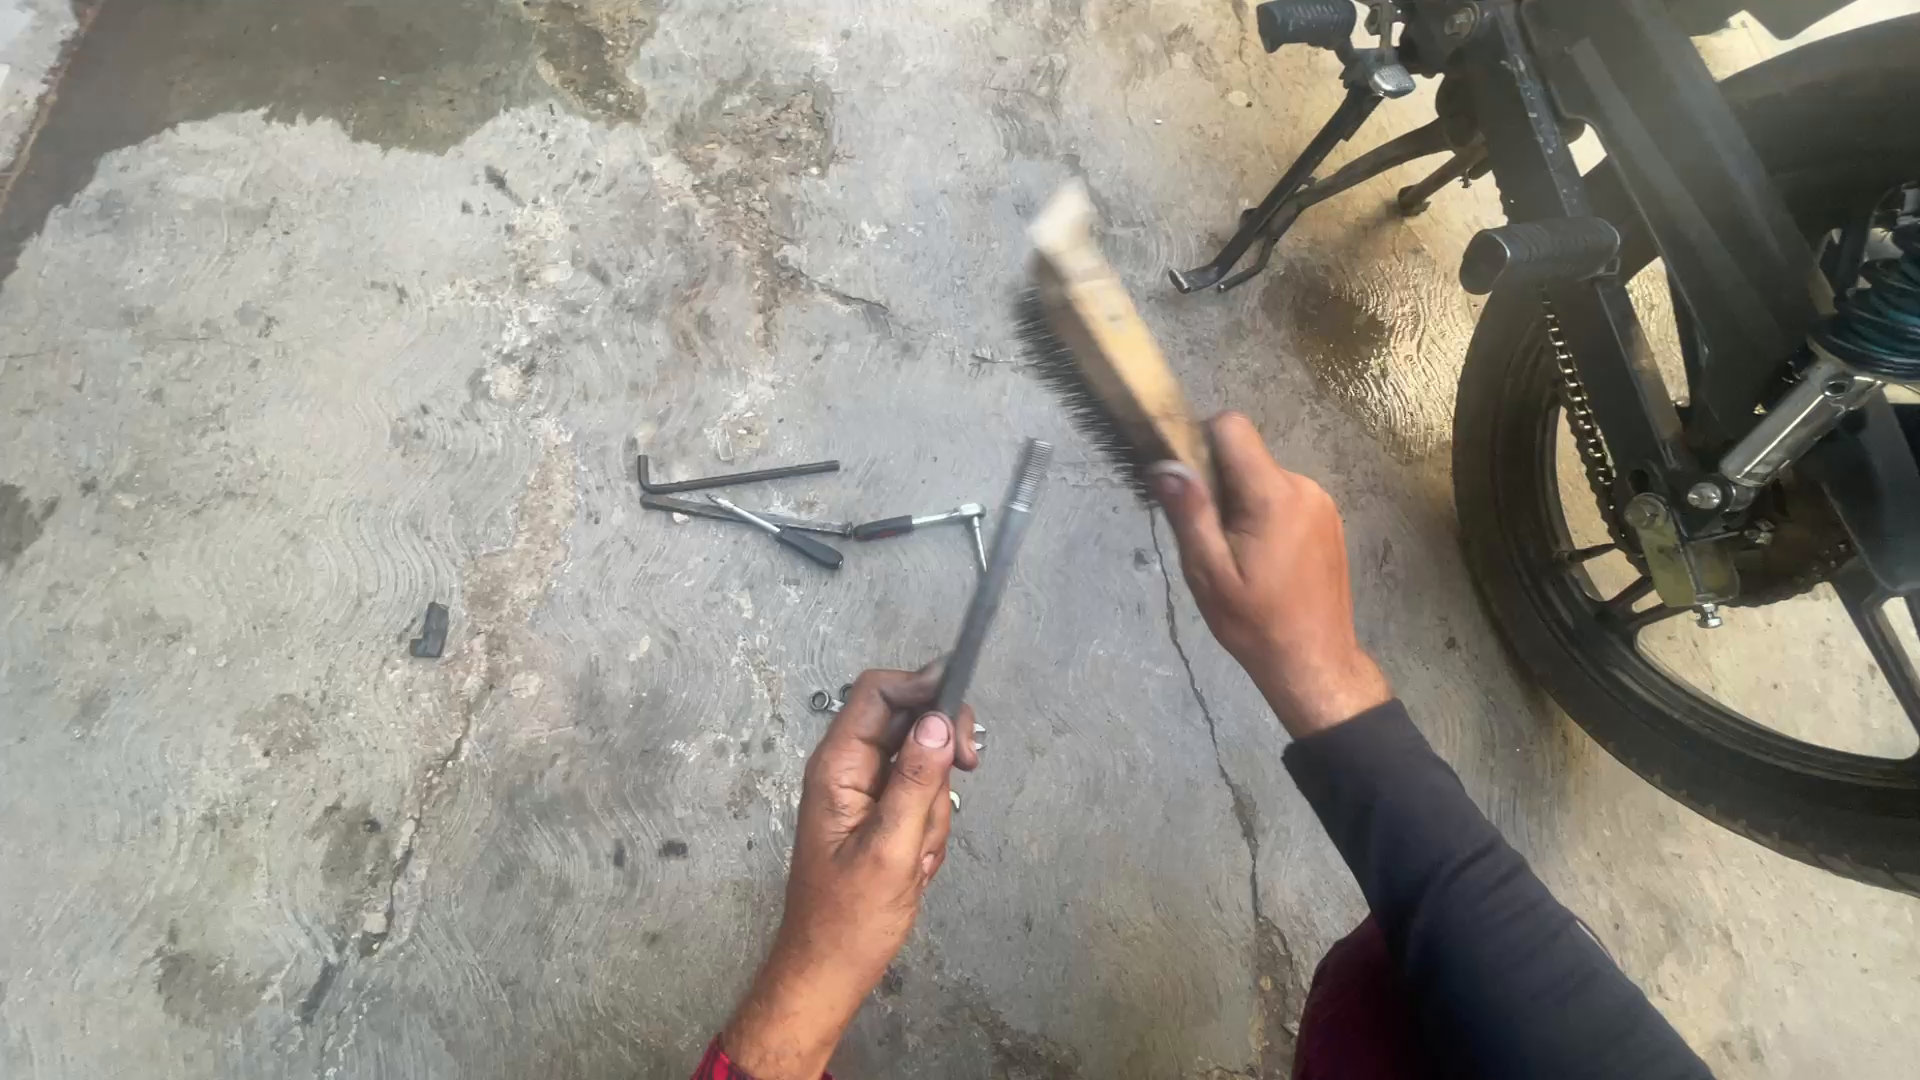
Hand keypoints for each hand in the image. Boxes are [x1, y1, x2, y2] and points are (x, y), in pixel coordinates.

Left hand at [721, 664, 979, 1079]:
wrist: (828, 972)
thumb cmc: (849, 920)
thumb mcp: (890, 849)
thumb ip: (915, 781)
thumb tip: (939, 720)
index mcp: (838, 764)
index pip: (878, 692)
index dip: (921, 685)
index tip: (962, 710)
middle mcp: (850, 766)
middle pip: (907, 717)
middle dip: (941, 747)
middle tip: (970, 767)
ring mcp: (866, 788)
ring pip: (922, 759)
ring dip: (935, 800)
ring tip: (921, 848)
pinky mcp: (881, 810)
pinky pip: (921, 792)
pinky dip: (931, 821)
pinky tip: (919, 858)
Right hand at [1148, 412, 1390, 737]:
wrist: (1313, 660)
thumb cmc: (1255, 622)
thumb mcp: (1208, 572)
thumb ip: (1189, 513)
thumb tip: (1166, 464)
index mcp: (1273, 495)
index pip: (1232, 427)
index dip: (1200, 442)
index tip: (1186, 484)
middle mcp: (1303, 486)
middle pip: (1244, 455)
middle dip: (1217, 484)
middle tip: (1208, 538)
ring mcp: (1320, 501)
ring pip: (1261, 476)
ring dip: (1239, 502)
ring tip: (1234, 554)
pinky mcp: (1327, 517)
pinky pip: (1282, 495)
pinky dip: (1261, 513)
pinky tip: (1259, 558)